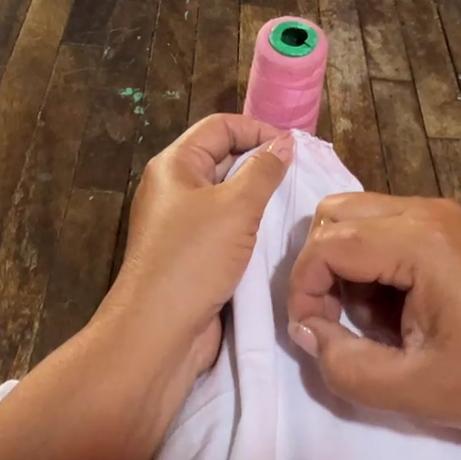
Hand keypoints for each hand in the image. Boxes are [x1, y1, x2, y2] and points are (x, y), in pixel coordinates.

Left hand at [103, 115, 293, 373]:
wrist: (158, 332)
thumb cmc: (194, 259)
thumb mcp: (235, 207)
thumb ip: (264, 171)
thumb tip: (285, 142)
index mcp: (175, 165)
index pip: (220, 127)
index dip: (257, 129)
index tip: (293, 147)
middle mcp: (175, 188)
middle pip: (223, 157)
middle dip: (260, 162)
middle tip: (302, 174)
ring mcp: (181, 222)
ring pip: (227, 194)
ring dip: (259, 196)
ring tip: (295, 202)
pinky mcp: (191, 253)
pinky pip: (225, 225)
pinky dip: (250, 225)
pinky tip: (277, 234)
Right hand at [284, 193, 460, 446]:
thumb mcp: (410, 389)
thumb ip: (342, 364)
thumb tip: (305, 331)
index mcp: (420, 239)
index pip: (328, 243)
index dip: (303, 288)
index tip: (309, 334)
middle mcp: (427, 210)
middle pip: (336, 213)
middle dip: (320, 267)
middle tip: (332, 321)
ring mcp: (442, 213)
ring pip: (357, 215)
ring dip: (345, 263)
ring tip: (368, 321)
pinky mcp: (450, 227)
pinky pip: (385, 225)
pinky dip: (370, 260)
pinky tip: (393, 308)